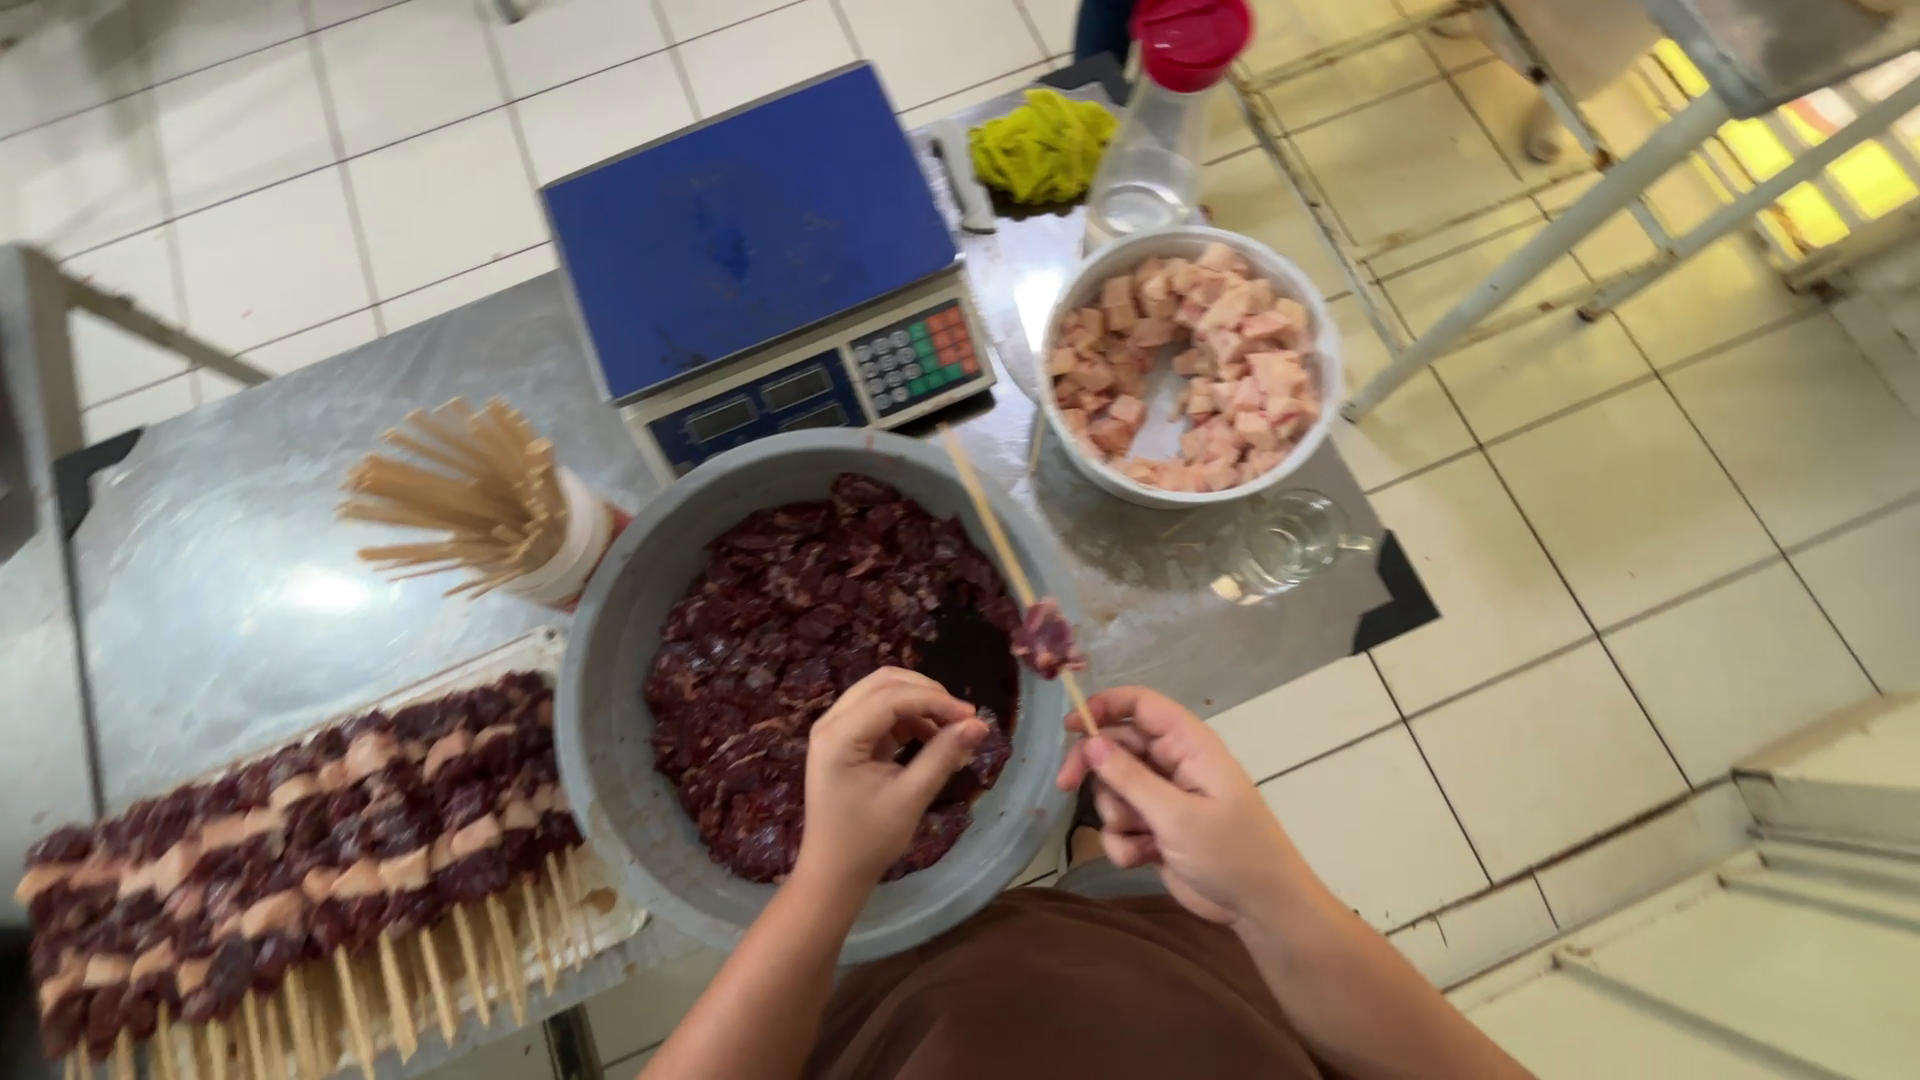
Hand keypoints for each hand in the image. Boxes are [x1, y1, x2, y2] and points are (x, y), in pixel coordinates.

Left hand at [796, 668, 987, 890]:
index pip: (892, 698)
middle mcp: (831, 722)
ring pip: (883, 692)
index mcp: (839, 736)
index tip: (971, 716)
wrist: (834, 873)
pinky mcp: (846, 737)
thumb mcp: (911, 798)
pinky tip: (934, 739)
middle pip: (885, 683)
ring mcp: (836, 728)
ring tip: (952, 732)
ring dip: (920, 703)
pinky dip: (910, 718)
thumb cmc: (868, 840)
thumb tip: (980, 725)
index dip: (935, 700)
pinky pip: (881, 711)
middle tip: (962, 718)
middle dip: (928, 693)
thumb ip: (943, 755)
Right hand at [1055, 686, 1318, 926]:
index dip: (1103, 706)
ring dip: (1115, 814)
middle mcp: (1172, 763)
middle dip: (1092, 768)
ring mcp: (1162, 797)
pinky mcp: (1154, 828)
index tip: (1070, 727)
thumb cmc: (1233, 853)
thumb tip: (1089, 743)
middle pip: (1115, 746)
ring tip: (1141, 837)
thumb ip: (1130, 778)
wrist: (1262, 912)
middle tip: (1065, 785)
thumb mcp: (1179, 816)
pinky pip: (1119, 824)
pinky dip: (1123, 842)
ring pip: (1112, 788)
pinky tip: (1144, 857)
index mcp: (1188, 745)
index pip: (1140, 704)